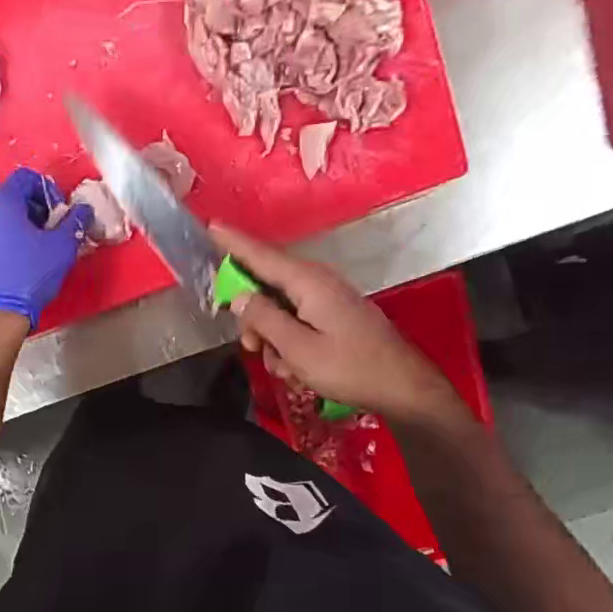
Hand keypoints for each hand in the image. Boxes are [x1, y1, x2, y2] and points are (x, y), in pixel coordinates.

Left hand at [0, 167, 93, 327]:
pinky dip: (15, 236)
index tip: (61, 213)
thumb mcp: (62, 246)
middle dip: (40, 208)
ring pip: (7, 215)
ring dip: (29, 223)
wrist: (1, 313)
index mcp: (2, 201)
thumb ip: (75, 221)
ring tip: (44, 246)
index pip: (27, 177)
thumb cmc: (30, 276)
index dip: (50, 190)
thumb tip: (82, 210)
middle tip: (55, 229)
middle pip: (16, 195)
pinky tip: (28, 258)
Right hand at [215, 223, 468, 427]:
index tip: (211, 225)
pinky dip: (289, 346)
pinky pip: (296, 323)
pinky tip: (299, 370)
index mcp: (308, 283)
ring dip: (272, 340)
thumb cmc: (350, 368)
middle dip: (252, 318)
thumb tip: (240, 296)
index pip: (263, 255)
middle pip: (267, 286)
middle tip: (251, 347)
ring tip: (286, 368)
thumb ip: (265, 320)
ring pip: (279, 311)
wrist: (400, 386)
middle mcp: (317, 283)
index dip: (234, 243)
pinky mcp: (332, 316)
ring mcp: (326, 299)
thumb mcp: (298, 349)